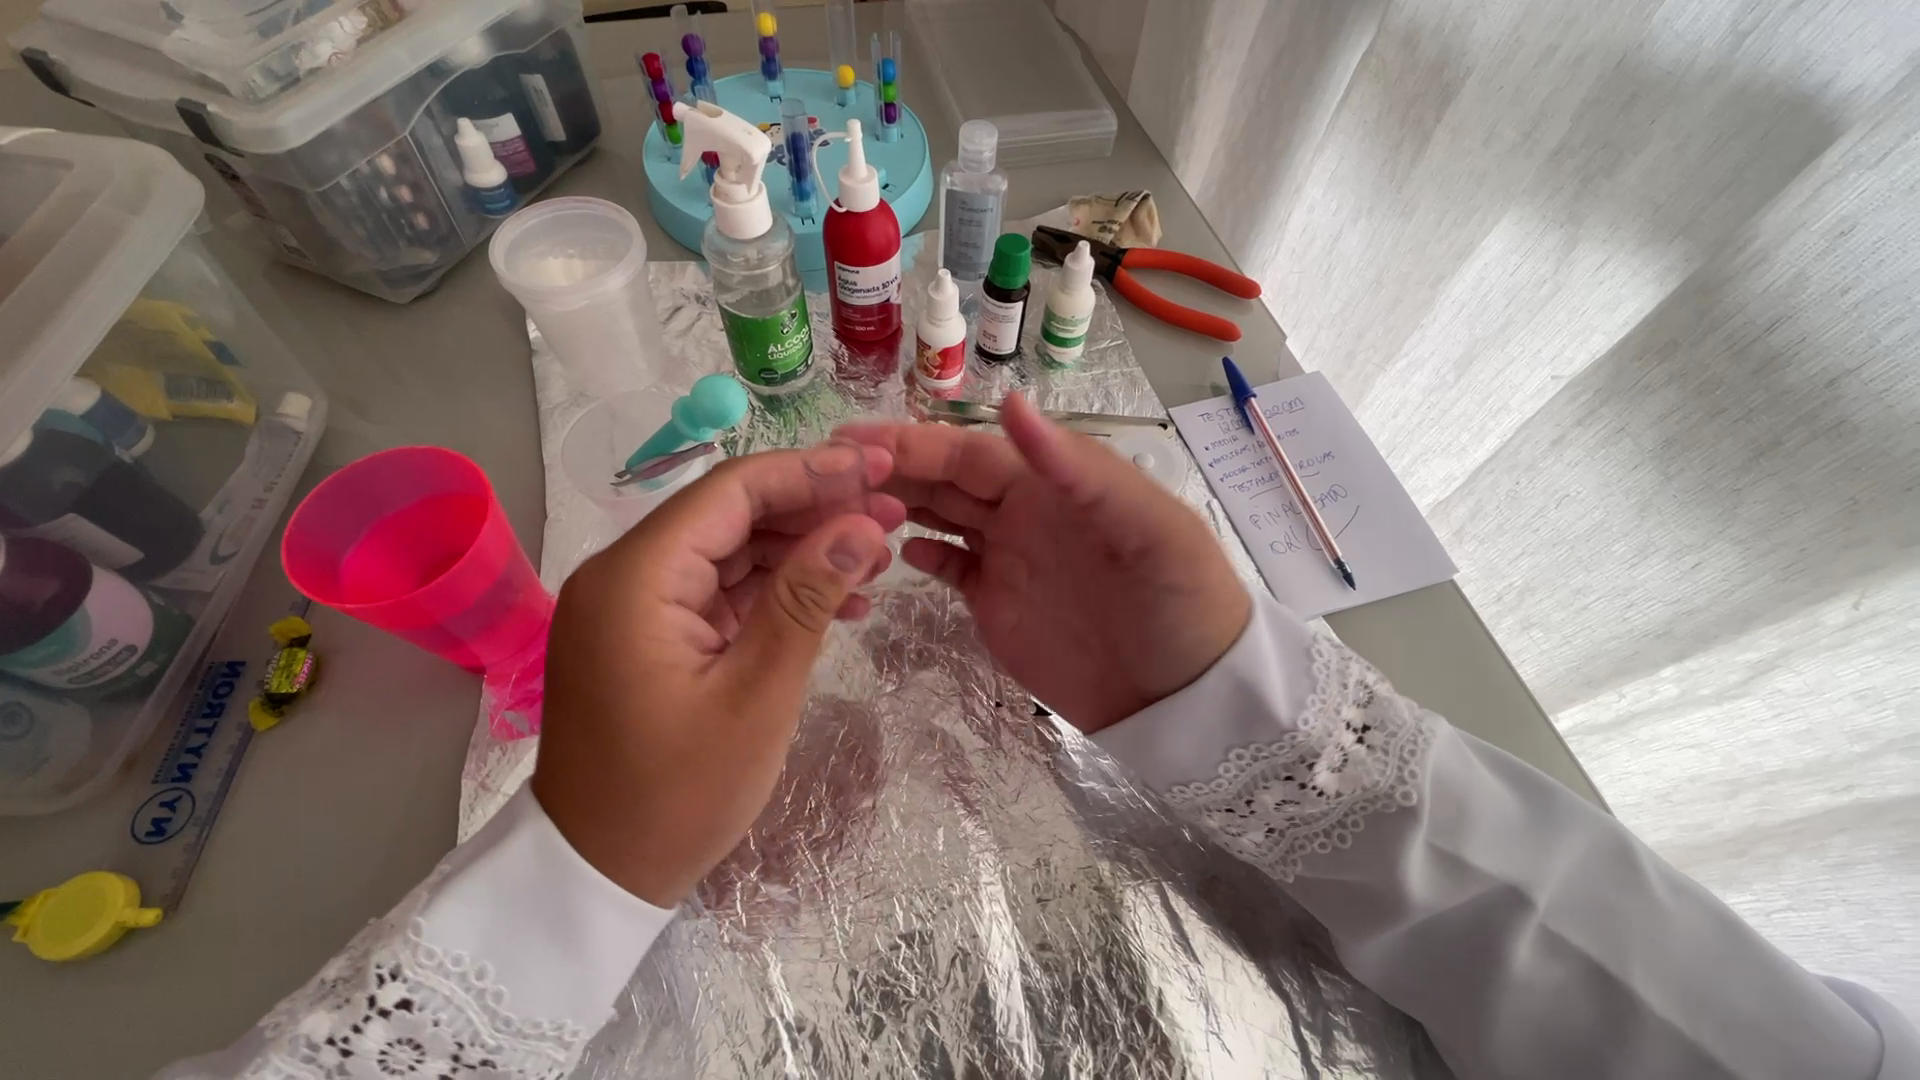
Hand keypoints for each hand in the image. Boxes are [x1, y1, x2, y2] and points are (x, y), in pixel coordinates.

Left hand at [532, 446, 904, 906]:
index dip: (810, 473)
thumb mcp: (758, 694)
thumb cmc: (678, 794)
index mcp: (637, 577)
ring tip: (878, 562)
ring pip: (731, 553)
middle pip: (732, 515)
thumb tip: (863, 524)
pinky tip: (837, 604)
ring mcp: (636, 607)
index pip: (731, 491)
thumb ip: (809, 597)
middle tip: (892, 517)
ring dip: (802, 553)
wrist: (599, 875)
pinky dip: (776, 593)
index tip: (877, 471)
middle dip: (814, 512)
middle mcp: (627, 575)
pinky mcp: (652, 637)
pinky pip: (720, 593)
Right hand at [839, 395, 1249, 733]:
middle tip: (822, 472)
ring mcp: (1008, 558)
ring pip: (939, 518)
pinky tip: (890, 554)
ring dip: (894, 507)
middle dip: (887, 470)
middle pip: (944, 479)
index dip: (911, 443)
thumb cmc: (1177, 601)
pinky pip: (952, 569)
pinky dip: (920, 557)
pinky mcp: (998, 605)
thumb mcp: (1145, 527)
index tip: (850, 441)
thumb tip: (1011, 402)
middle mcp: (1023, 512)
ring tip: (840, 507)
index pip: (968, 452)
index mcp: (1052, 483)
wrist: (1185, 695)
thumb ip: (1079, 467)